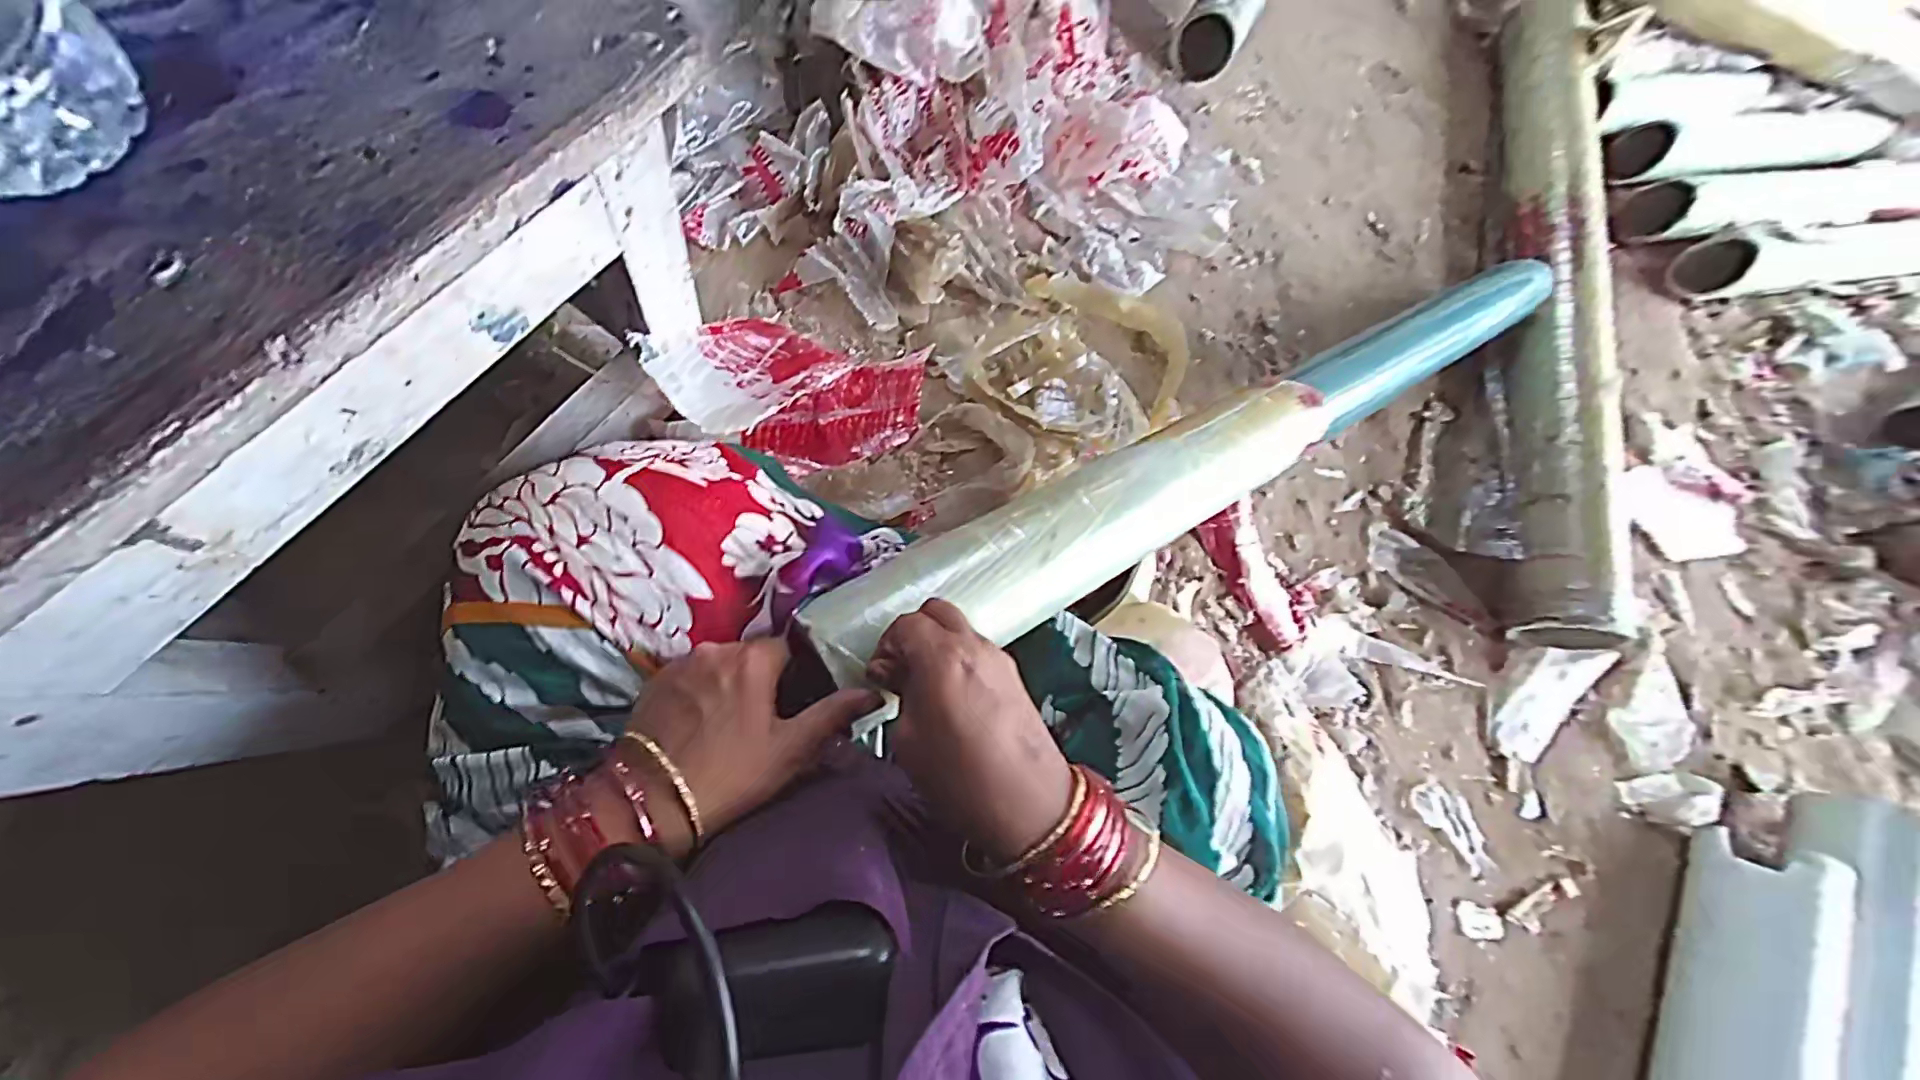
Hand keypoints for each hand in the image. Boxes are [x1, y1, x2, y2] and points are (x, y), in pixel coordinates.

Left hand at [615, 637, 878, 856]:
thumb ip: (833, 714)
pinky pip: (693, 672)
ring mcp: (683, 662)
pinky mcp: (656, 678)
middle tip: (765, 717)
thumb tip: (872, 693)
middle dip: (763, 676)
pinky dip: (703, 688)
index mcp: (754, 660)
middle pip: (753, 653)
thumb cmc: (731, 776)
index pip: (790, 648)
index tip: (797, 701)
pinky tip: (702, 720)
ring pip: (722, 662)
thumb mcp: (791, 749)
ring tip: (731, 720)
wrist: (651, 804)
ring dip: (731, 681)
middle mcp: (717, 648)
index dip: (798, 673)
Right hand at [868, 599, 1073, 863]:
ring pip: (960, 628)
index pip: (906, 623)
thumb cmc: (962, 779)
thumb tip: (899, 680)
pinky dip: (960, 659)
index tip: (881, 675)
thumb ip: (900, 696)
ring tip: (927, 685)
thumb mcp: (909, 742)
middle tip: (902, 669)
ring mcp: (999, 659)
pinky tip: (954, 697)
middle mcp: (974, 647)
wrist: (1030, 804)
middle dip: (913, 633)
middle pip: (936, 611)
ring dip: (939, 644)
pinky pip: (979, 650)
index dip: (886, 646)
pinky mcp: (1015, 675)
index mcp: (943, 657)